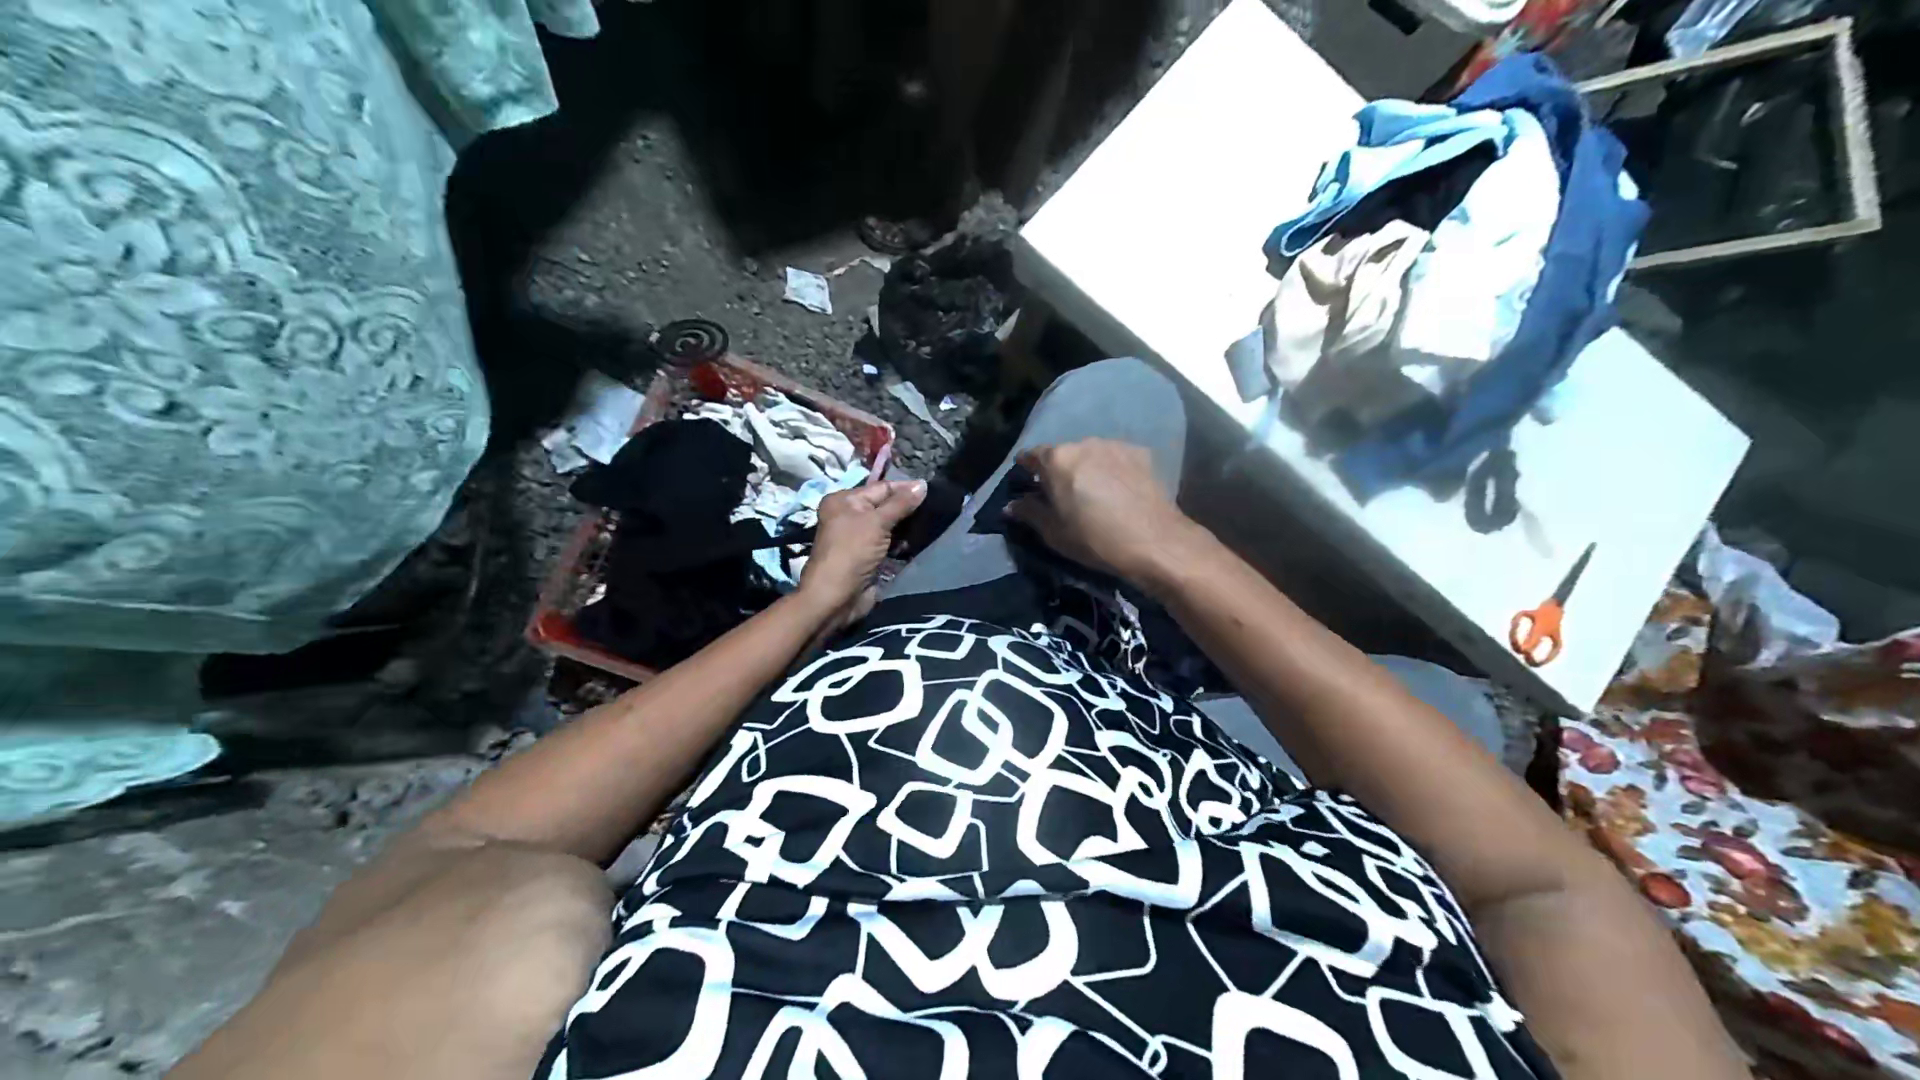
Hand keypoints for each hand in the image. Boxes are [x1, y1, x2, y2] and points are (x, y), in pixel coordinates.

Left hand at [798, 479, 926, 629]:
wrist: (837, 597)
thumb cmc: (852, 552)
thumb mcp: (876, 522)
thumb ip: (901, 503)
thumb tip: (923, 484)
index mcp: (845, 501)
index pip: (881, 488)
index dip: (905, 489)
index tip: (931, 489)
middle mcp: (850, 516)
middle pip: (886, 506)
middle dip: (908, 509)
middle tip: (936, 507)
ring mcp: (860, 538)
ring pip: (891, 526)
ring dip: (909, 527)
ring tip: (933, 523)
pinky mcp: (870, 556)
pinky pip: (891, 544)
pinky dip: (904, 543)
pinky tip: (921, 540)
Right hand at [1006, 438, 1202, 585]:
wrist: (1155, 542)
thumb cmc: (1095, 539)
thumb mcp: (1054, 532)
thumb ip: (1029, 512)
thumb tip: (1011, 505)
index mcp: (1057, 459)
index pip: (1031, 455)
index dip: (1026, 469)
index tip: (1027, 484)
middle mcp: (1084, 443)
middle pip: (1062, 453)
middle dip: (1058, 470)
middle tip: (1062, 495)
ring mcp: (1115, 445)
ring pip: (1090, 454)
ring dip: (1086, 468)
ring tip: (1093, 492)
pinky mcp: (1141, 453)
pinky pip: (1115, 458)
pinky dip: (1110, 469)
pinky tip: (1117, 491)